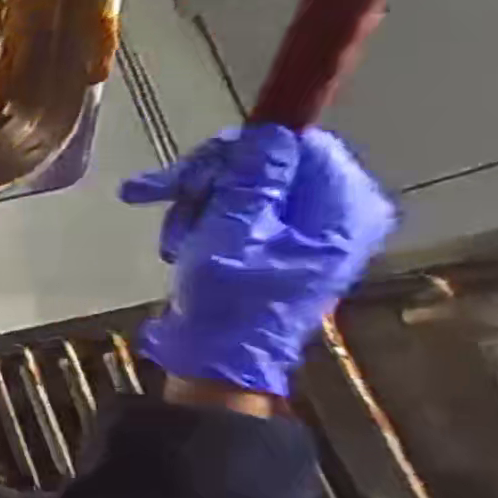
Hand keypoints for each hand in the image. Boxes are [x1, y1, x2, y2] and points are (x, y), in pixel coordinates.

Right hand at [119, 125, 396, 396]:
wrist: (216, 363)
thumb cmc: (227, 302)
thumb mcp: (231, 235)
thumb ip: (251, 180)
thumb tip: (266, 134)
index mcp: (342, 210)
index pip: (298, 146)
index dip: (238, 151)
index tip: (184, 173)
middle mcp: (336, 213)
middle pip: (268, 164)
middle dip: (207, 181)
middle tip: (155, 194)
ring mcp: (307, 231)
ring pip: (244, 187)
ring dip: (197, 206)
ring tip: (175, 239)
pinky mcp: (277, 245)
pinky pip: (238, 211)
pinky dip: (203, 222)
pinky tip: (184, 245)